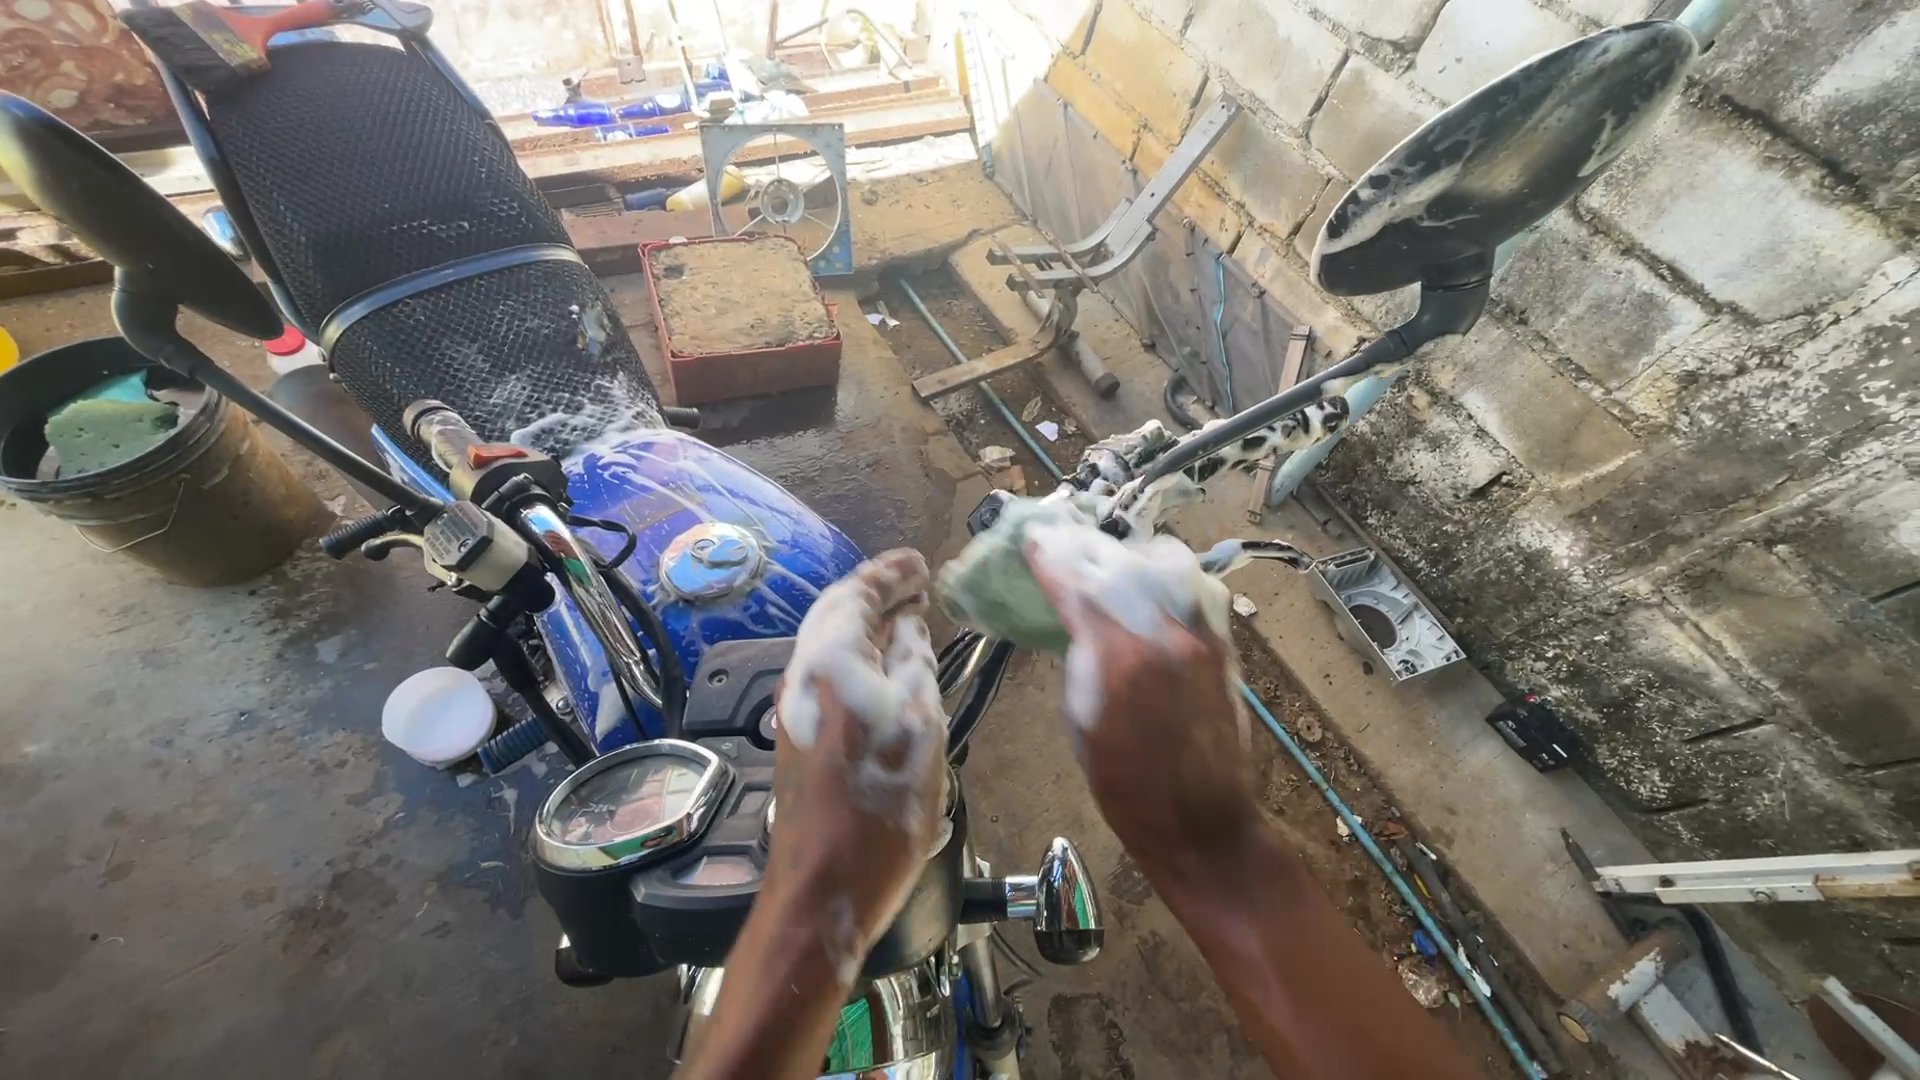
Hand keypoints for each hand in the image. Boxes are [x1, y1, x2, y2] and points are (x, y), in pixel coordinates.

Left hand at [765, 548, 946, 985]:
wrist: (824, 885)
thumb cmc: (881, 802)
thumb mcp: (918, 721)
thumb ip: (914, 662)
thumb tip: (909, 624)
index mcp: (830, 658)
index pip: (856, 592)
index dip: (891, 573)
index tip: (921, 562)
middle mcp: (803, 671)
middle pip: (838, 611)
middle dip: (878, 591)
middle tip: (918, 582)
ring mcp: (797, 704)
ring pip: (833, 641)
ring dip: (870, 621)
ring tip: (910, 615)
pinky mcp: (802, 732)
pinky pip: (833, 670)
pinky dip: (862, 653)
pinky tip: (890, 665)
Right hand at [1023, 531, 1259, 879]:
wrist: (1201, 820)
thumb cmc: (1123, 783)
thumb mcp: (1079, 718)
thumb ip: (1080, 654)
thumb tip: (1076, 614)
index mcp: (1117, 656)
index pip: (1077, 583)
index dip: (1050, 555)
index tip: (1032, 537)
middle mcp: (1164, 630)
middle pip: (1118, 561)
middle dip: (1083, 546)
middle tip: (1060, 538)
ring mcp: (1201, 631)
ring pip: (1165, 559)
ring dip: (1128, 554)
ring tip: (1106, 560)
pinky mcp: (1224, 640)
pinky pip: (1194, 582)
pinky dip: (1165, 574)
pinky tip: (1148, 584)